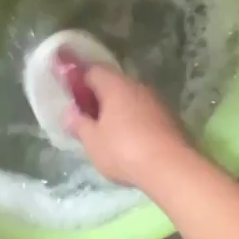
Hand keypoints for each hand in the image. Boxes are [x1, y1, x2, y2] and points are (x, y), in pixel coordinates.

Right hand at [63, 64, 196, 188]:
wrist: (170, 168)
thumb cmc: (123, 150)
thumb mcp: (92, 140)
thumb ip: (78, 124)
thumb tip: (70, 113)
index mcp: (116, 86)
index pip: (93, 70)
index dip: (78, 78)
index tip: (68, 92)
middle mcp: (138, 87)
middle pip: (113, 84)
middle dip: (97, 97)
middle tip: (83, 116)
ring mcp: (157, 103)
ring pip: (130, 100)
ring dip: (115, 111)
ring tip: (103, 132)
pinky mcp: (169, 120)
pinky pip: (143, 114)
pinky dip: (131, 122)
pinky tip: (126, 142)